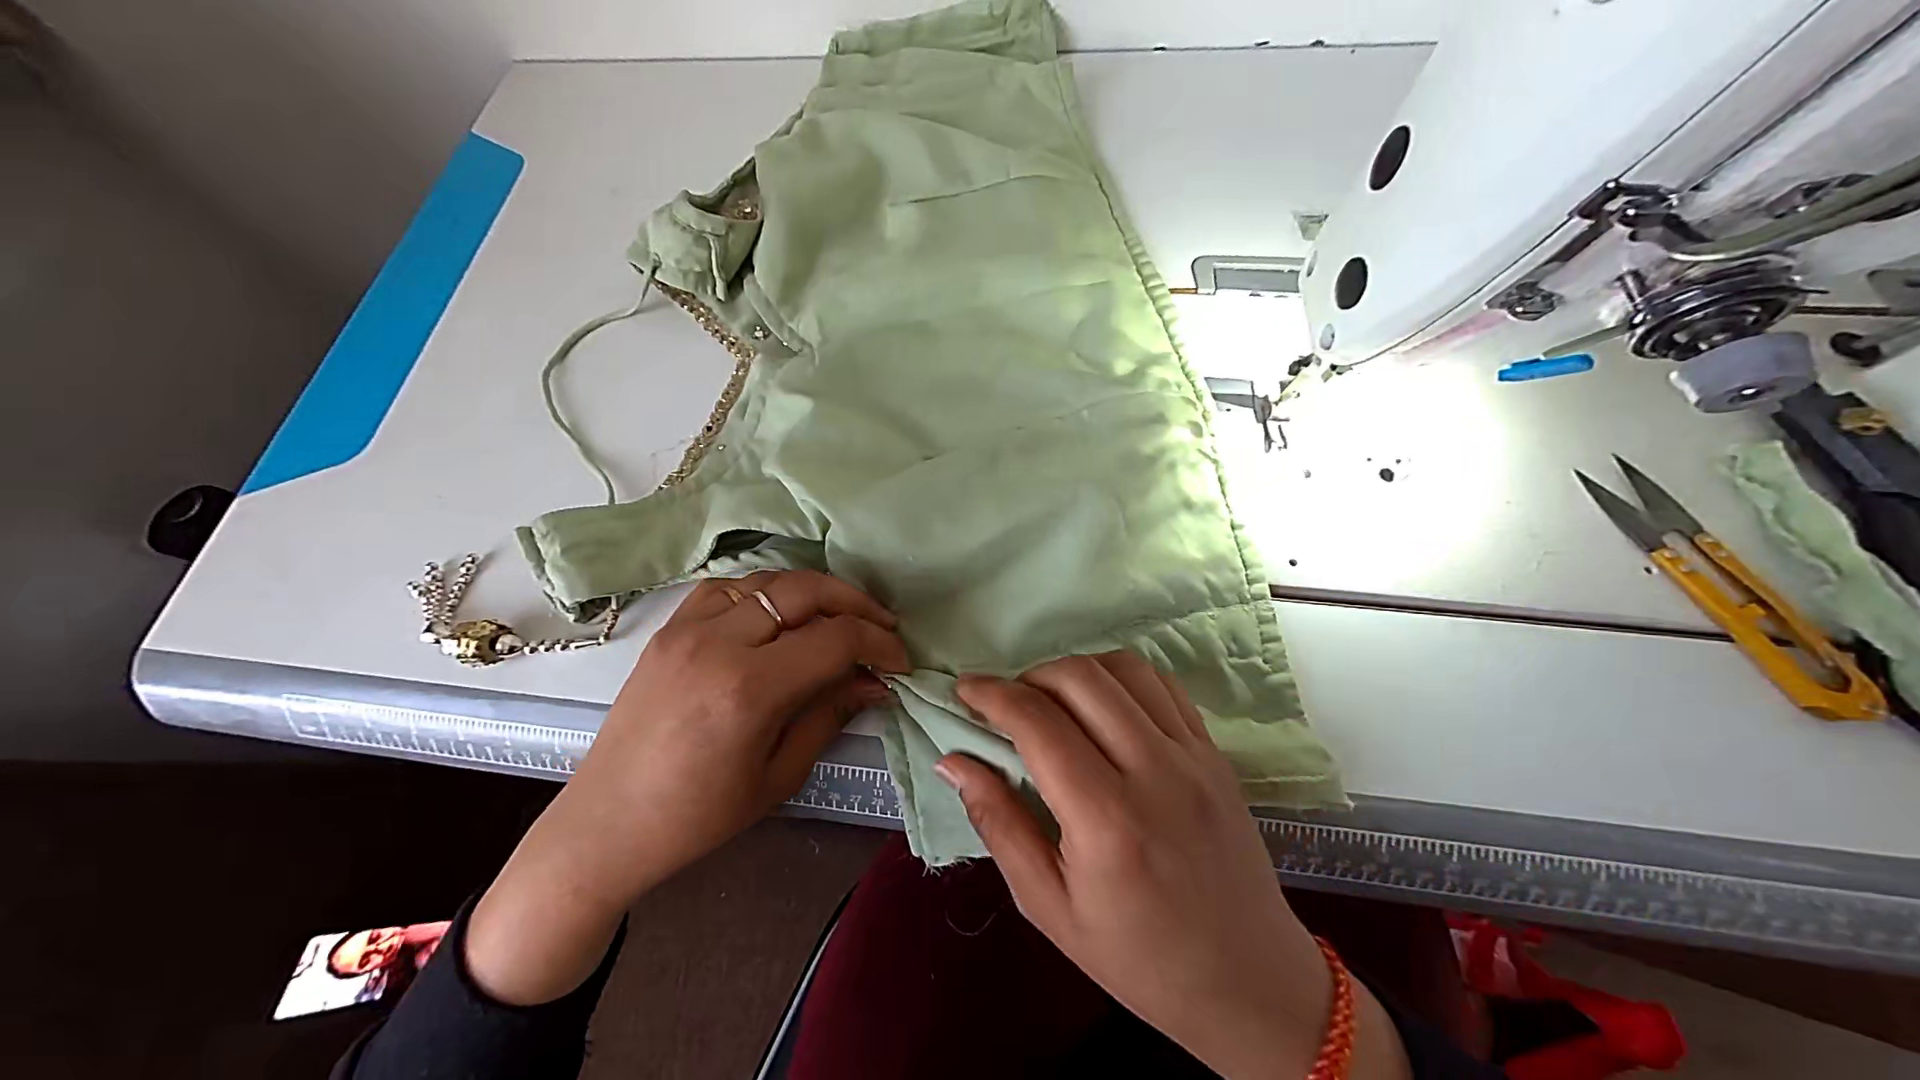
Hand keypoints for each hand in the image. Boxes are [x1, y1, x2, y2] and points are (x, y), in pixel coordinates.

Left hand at [468, 570, 908, 1004]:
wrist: (606, 825)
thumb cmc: (698, 816)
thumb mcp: (779, 775)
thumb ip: (830, 714)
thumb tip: (875, 681)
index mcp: (749, 688)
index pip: (835, 638)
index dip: (878, 644)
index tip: (899, 662)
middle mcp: (718, 642)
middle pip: (806, 591)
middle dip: (856, 603)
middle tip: (882, 627)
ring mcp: (687, 629)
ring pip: (768, 579)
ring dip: (813, 592)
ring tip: (840, 617)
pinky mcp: (668, 630)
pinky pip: (727, 588)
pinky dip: (764, 591)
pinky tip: (779, 614)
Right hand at [938, 653, 1408, 1079]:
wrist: (1248, 980)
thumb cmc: (1137, 958)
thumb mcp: (1048, 906)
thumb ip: (998, 823)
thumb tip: (952, 760)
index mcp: (1107, 821)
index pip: (1038, 723)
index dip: (992, 695)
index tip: (964, 690)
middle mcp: (1155, 774)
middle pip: (1080, 678)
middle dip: (1028, 676)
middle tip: (1006, 703)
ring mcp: (1194, 757)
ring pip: (1123, 668)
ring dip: (1075, 670)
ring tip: (1051, 700)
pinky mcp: (1215, 753)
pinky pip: (1163, 685)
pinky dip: (1120, 678)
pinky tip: (1102, 705)